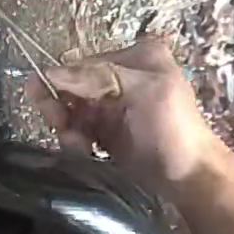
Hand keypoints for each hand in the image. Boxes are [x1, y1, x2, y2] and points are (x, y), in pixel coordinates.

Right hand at [27, 38, 225, 186]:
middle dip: (62, 108)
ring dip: (69, 130)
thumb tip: (47, 73)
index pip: (82, 63)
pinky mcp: (106, 132)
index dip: (60, 82)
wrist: (187, 177)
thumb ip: (96, 77)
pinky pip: (77, 131)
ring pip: (70, 111)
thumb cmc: (171, 128)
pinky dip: (75, 142)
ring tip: (81, 146)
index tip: (46, 103)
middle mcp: (120, 77)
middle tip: (60, 127)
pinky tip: (86, 151)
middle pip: (71, 87)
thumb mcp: (141, 90)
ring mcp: (112, 107)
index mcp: (135, 56)